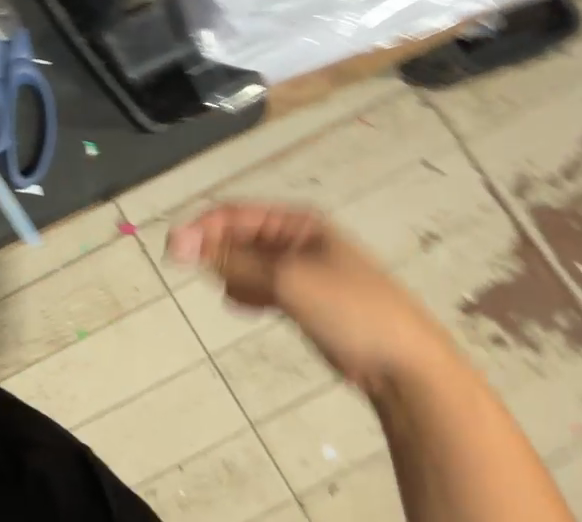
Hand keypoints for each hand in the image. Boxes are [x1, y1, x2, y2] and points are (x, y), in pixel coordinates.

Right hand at [168, 204, 454, 392]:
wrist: (408, 368)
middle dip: (216, 254)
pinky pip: (258, 285)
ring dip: (231, 276)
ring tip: (235, 296)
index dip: (200, 228)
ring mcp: (299, 270)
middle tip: (202, 275)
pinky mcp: (301, 299)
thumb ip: (230, 260)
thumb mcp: (285, 279)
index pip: (232, 213)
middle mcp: (296, 240)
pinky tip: (242, 306)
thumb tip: (177, 243)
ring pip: (244, 263)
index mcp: (298, 222)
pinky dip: (245, 292)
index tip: (173, 251)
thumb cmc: (352, 310)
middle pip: (236, 237)